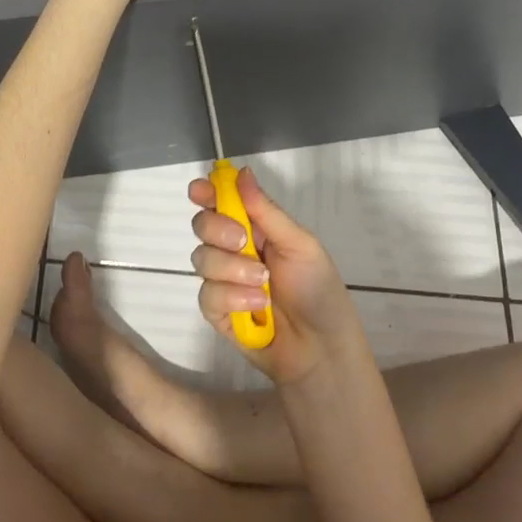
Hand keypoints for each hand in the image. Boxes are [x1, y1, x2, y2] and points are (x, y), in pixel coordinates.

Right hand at [187, 168, 356, 384]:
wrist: (321, 349)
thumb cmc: (319, 291)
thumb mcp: (300, 245)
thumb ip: (266, 211)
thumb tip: (241, 172)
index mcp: (256, 229)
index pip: (221, 203)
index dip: (206, 193)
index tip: (199, 192)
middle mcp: (234, 251)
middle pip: (202, 226)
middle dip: (218, 230)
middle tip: (242, 242)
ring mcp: (222, 281)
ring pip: (201, 259)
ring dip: (232, 270)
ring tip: (263, 286)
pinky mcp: (216, 312)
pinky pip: (206, 295)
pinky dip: (232, 297)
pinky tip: (257, 307)